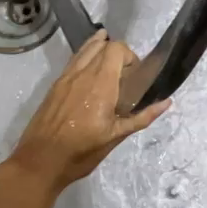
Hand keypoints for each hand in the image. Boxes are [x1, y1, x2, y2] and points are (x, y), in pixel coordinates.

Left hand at [7, 31, 170, 189]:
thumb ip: (142, 117)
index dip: (129, 56)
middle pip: (102, 45)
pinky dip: (85, 57)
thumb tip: (167, 102)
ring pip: (85, 49)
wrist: (40, 162)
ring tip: (109, 64)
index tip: (135, 75)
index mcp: (101, 84)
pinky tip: (91, 72)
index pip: (116, 49)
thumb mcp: (115, 137)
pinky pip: (74, 60)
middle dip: (118, 53)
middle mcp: (83, 74)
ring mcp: (66, 78)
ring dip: (100, 49)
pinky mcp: (55, 85)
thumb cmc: (81, 151)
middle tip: (124, 74)